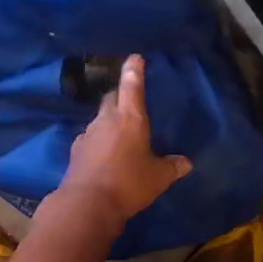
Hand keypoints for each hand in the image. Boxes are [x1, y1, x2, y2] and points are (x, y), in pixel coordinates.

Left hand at [61, 54, 192, 225]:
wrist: (88, 203)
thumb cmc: (129, 183)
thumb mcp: (158, 177)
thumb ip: (172, 167)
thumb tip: (186, 163)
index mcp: (130, 118)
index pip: (132, 86)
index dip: (134, 70)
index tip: (135, 58)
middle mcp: (107, 120)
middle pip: (112, 98)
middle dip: (120, 95)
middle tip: (129, 100)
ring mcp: (88, 134)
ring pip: (100, 118)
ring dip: (108, 120)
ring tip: (118, 130)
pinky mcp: (76, 150)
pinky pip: (90, 137)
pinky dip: (98, 140)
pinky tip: (103, 151)